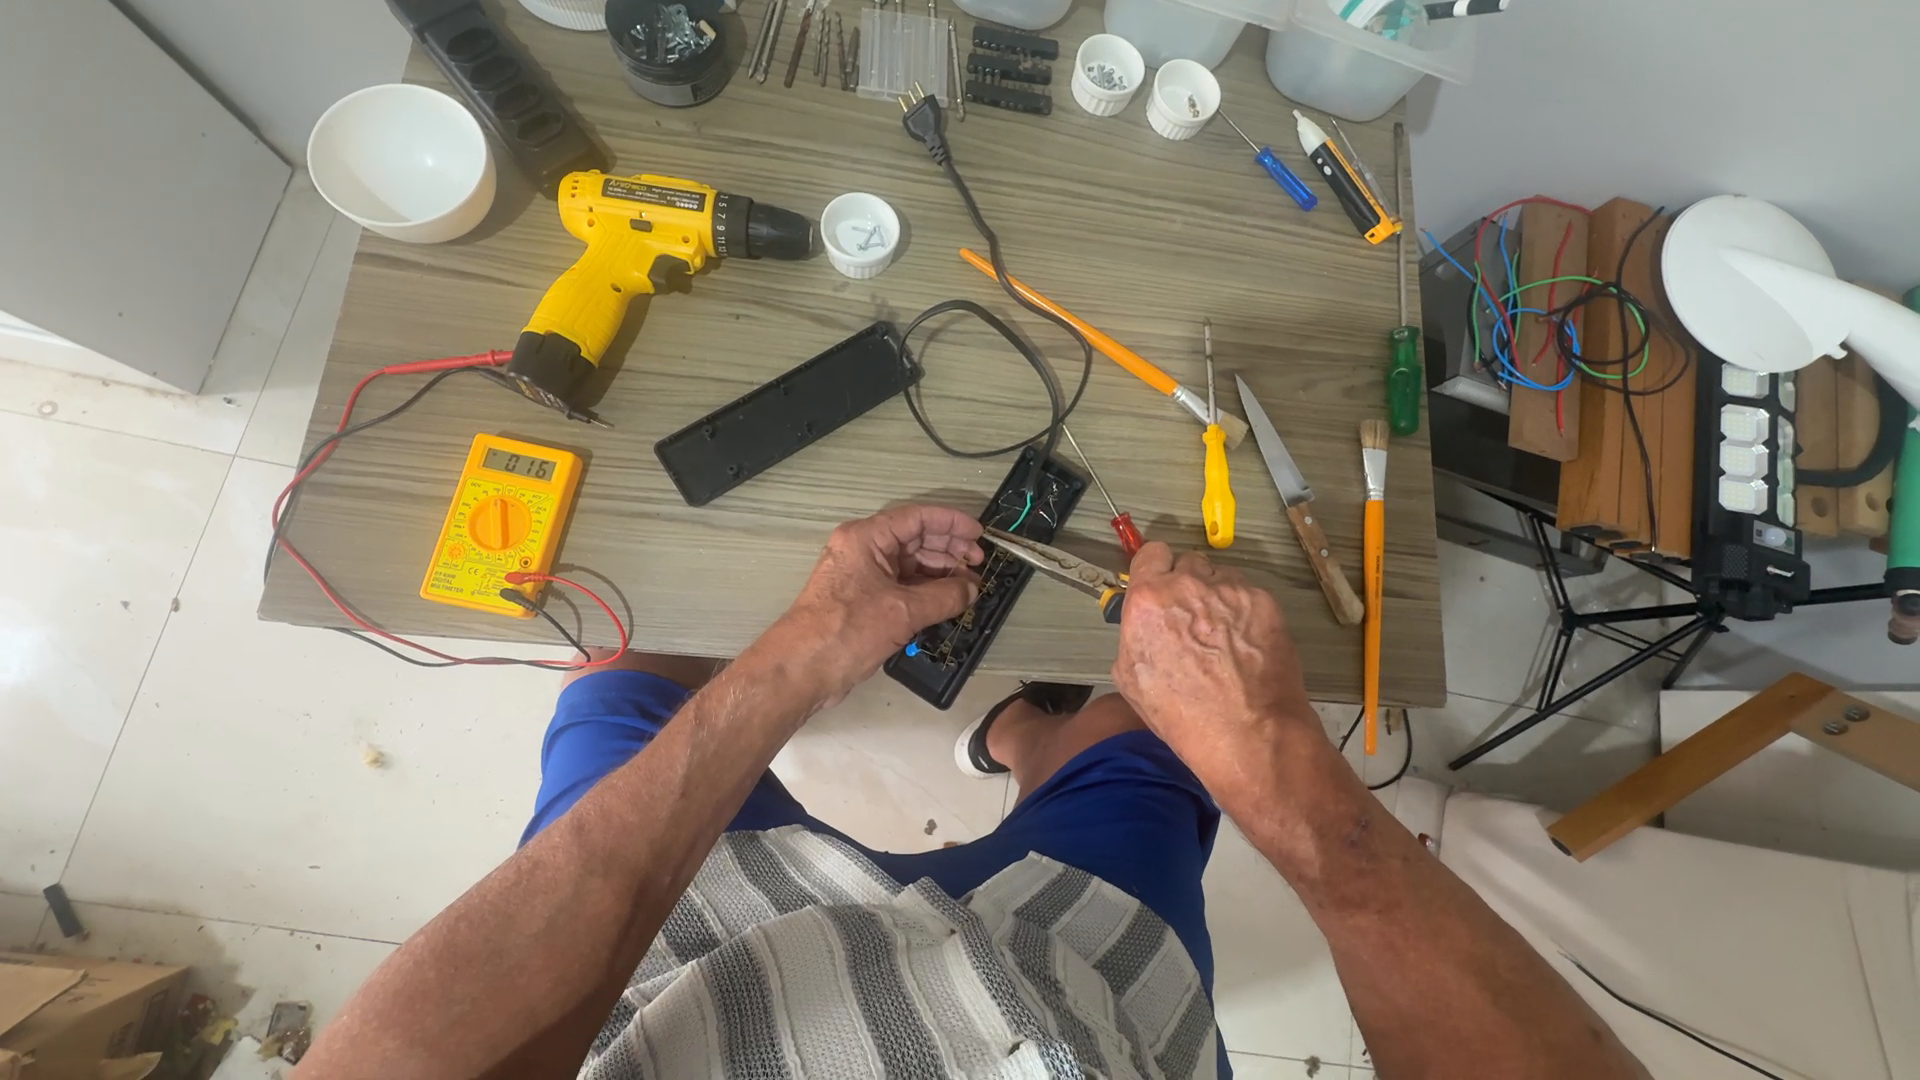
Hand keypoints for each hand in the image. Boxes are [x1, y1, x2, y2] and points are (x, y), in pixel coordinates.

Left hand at [772, 504, 984, 696]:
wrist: (801, 670)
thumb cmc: (846, 631)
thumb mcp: (903, 611)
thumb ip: (944, 596)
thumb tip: (971, 589)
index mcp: (866, 538)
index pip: (917, 518)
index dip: (952, 524)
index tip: (980, 536)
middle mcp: (863, 550)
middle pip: (915, 540)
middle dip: (950, 551)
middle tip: (980, 566)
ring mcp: (863, 577)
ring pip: (911, 565)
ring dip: (941, 574)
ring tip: (970, 587)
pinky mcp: (864, 602)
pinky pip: (903, 587)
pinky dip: (927, 592)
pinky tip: (949, 601)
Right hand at [1111, 542, 1317, 785]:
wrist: (1247, 733)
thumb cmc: (1184, 714)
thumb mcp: (1130, 677)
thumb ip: (1133, 633)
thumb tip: (1144, 624)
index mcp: (1147, 600)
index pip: (1150, 554)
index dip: (1155, 569)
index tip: (1160, 582)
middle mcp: (1187, 585)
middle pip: (1187, 562)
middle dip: (1187, 584)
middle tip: (1192, 616)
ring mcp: (1229, 590)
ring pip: (1220, 577)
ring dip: (1217, 596)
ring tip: (1222, 634)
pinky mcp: (1263, 601)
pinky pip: (1248, 594)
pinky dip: (1245, 612)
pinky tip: (1244, 643)